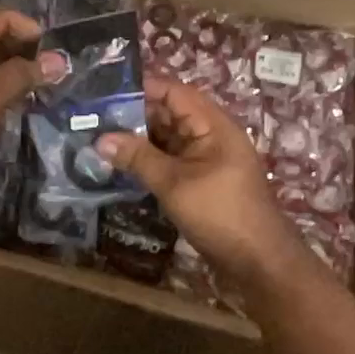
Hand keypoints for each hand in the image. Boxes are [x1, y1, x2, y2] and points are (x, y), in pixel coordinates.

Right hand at [98, 78, 300, 285]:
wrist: (260, 264)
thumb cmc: (220, 214)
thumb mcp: (174, 183)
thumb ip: (138, 157)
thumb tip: (100, 139)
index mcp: (213, 124)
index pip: (173, 91)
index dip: (141, 88)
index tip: (104, 92)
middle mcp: (211, 135)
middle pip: (168, 113)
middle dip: (134, 114)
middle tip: (94, 117)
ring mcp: (207, 159)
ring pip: (167, 138)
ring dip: (139, 139)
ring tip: (100, 138)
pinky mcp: (201, 180)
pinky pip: (171, 159)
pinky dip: (149, 159)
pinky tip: (121, 163)